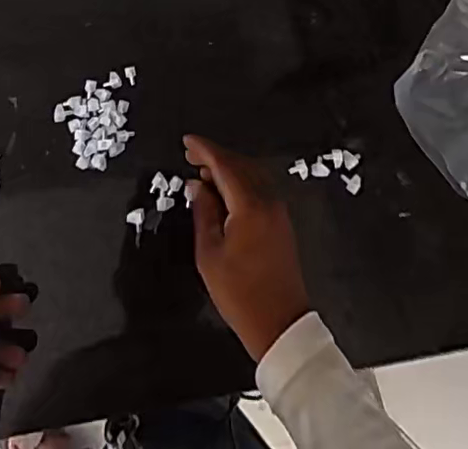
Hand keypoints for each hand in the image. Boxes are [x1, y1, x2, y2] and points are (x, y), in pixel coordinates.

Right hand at [184, 134, 311, 359]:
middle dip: (215, 156)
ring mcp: (278, 211)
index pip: (225, 166)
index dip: (204, 150)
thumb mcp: (209, 254)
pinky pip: (259, 187)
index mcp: (250, 207)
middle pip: (240, 165)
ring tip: (203, 172)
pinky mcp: (281, 222)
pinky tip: (224, 191)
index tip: (186, 141)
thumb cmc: (239, 293)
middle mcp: (268, 202)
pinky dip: (240, 181)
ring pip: (252, 174)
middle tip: (190, 155)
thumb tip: (197, 185)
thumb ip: (203, 212)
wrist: (280, 325)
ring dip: (229, 167)